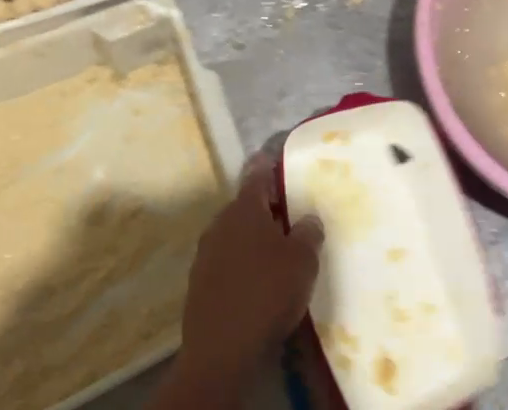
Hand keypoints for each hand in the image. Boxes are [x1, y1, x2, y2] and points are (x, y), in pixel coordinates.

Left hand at [176, 154, 323, 377]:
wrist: (222, 351)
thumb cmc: (268, 292)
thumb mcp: (303, 259)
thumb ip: (308, 232)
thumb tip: (306, 219)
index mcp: (244, 211)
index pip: (256, 176)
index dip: (267, 165)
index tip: (275, 157)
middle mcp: (219, 226)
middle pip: (244, 206)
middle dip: (264, 206)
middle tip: (288, 210)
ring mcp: (204, 257)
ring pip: (233, 235)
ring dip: (252, 236)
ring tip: (276, 246)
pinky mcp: (199, 286)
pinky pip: (225, 261)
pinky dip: (241, 261)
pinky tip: (257, 277)